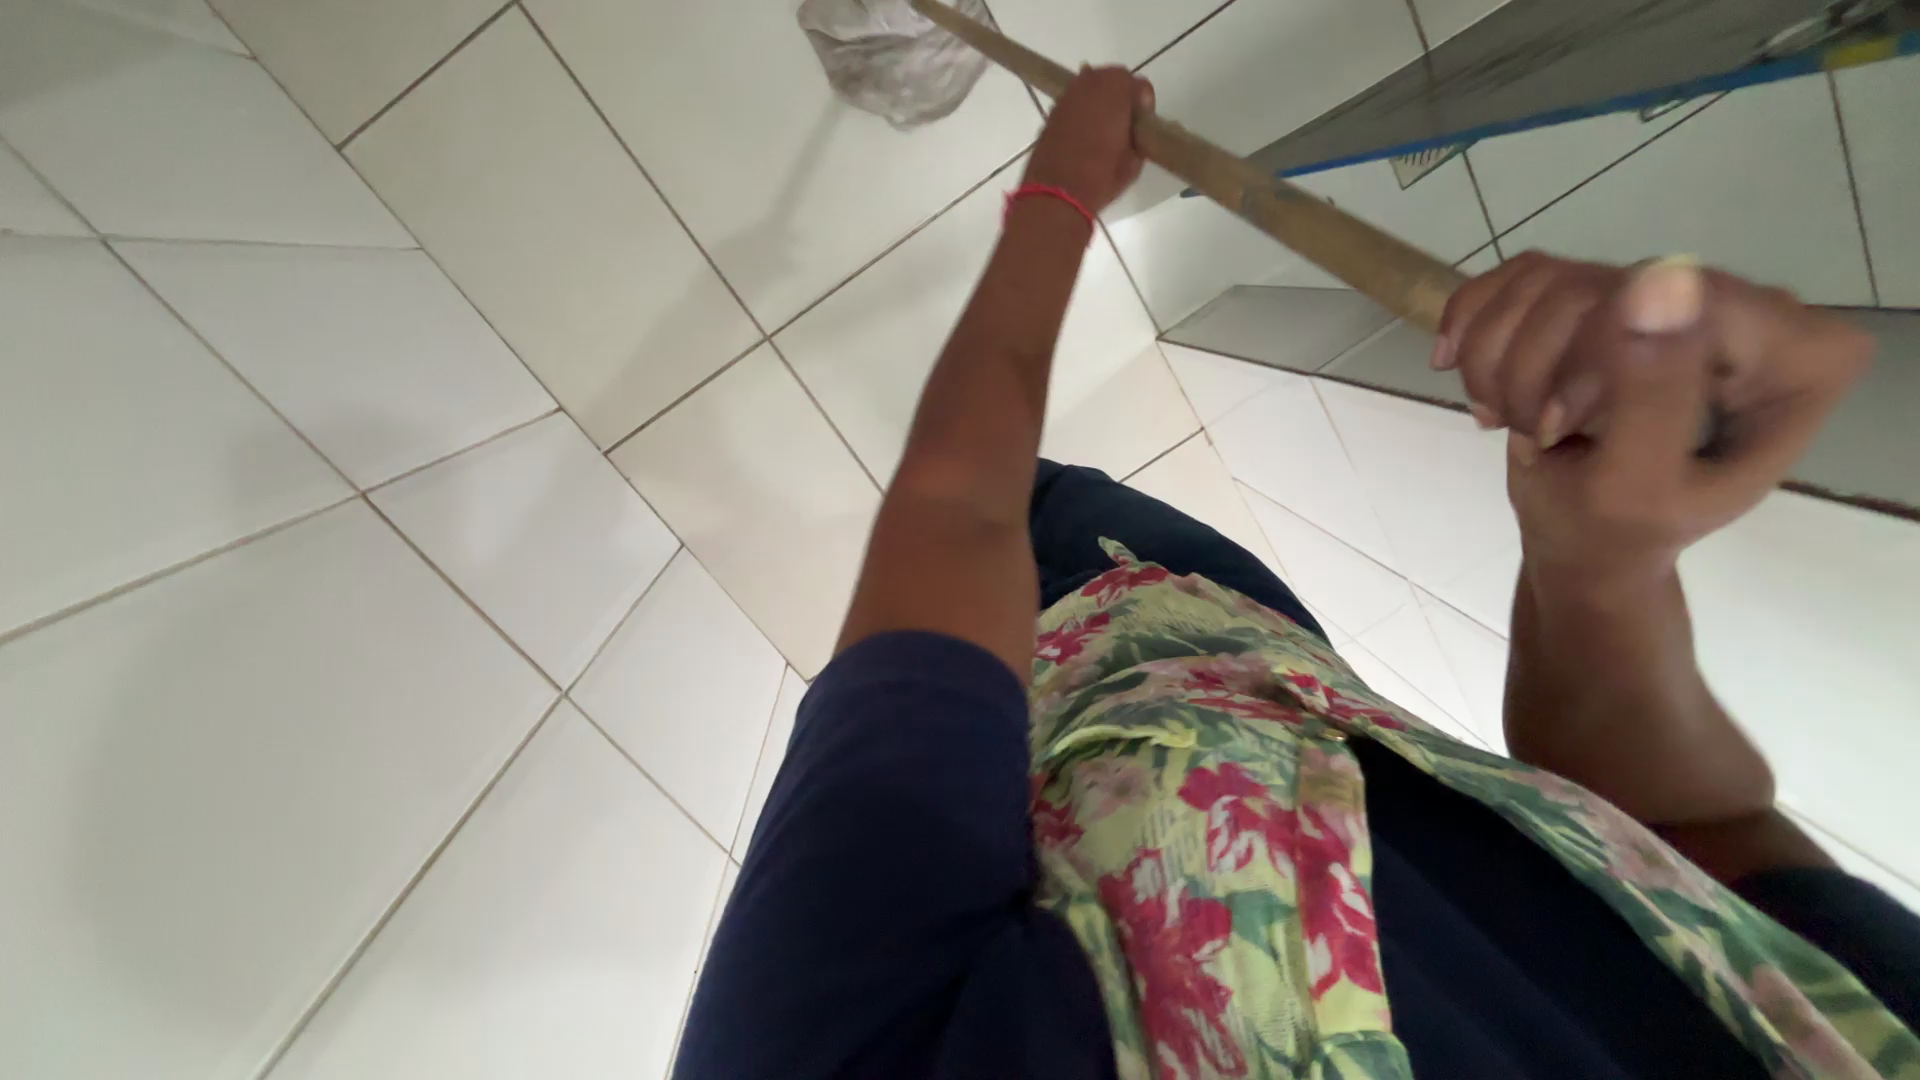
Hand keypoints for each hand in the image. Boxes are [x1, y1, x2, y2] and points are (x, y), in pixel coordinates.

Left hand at [1022, 66, 1151, 214]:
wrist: (1055, 195)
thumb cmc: (1099, 178)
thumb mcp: (1133, 161)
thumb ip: (1138, 136)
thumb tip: (1133, 131)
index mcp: (1118, 89)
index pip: (1140, 87)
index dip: (1143, 107)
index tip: (1140, 128)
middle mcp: (1092, 82)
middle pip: (1115, 80)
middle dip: (1121, 99)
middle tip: (1122, 127)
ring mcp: (1069, 94)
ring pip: (1092, 88)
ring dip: (1100, 103)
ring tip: (1102, 131)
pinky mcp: (1053, 110)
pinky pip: (1075, 103)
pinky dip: (1081, 113)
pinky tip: (1082, 135)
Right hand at [1436, 254, 1871, 582]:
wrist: (1580, 541)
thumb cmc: (1612, 531)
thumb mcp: (1634, 485)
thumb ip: (1654, 395)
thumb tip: (1662, 276)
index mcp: (1795, 356)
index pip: (1673, 301)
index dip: (1586, 359)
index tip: (1550, 430)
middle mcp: (1744, 308)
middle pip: (1595, 284)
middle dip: (1527, 368)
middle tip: (1524, 431)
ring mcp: (1666, 298)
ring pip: (1542, 280)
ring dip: (1491, 357)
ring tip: (1500, 414)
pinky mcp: (1602, 298)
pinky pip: (1516, 277)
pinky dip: (1470, 326)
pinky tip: (1457, 368)